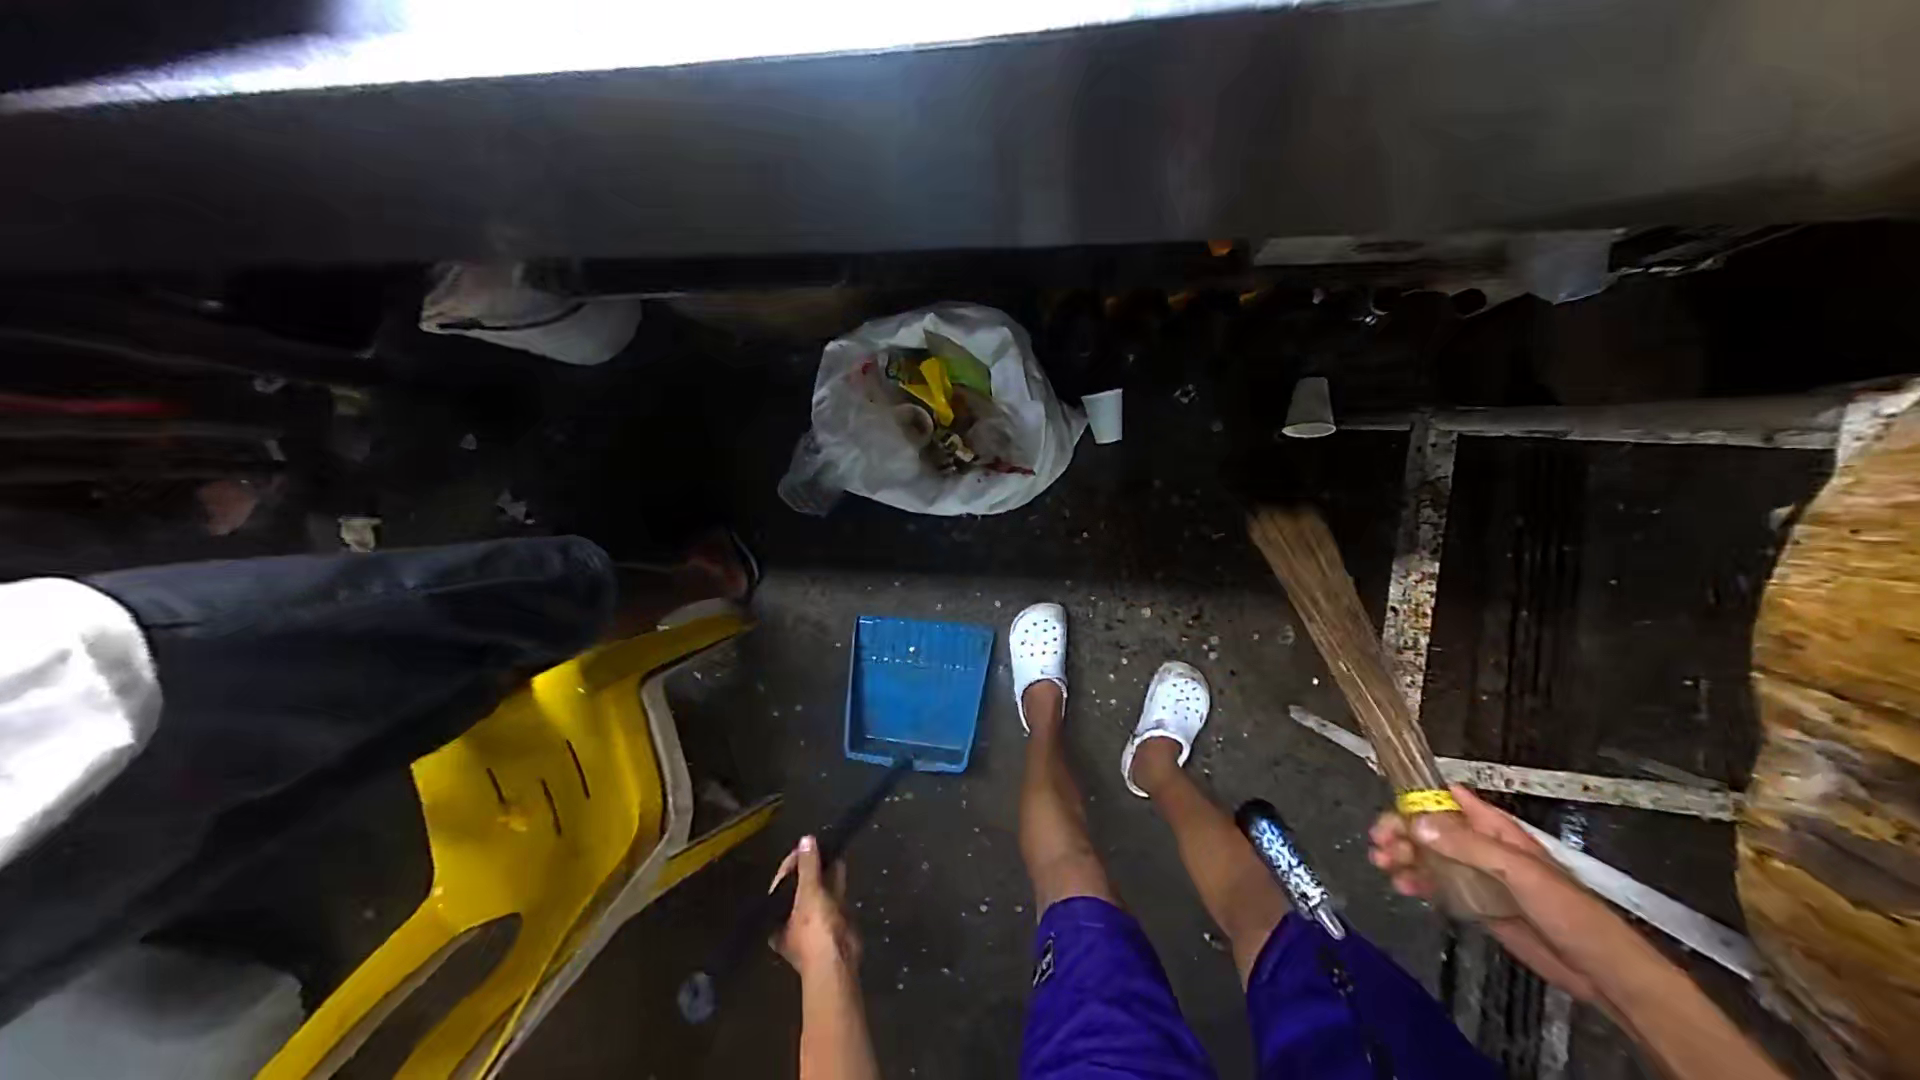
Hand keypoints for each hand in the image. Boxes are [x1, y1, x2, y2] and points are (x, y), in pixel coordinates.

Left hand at [770, 835, 859, 977]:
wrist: (838, 960)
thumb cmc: (815, 930)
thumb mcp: (809, 893)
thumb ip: (808, 866)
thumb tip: (806, 840)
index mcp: (776, 917)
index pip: (781, 883)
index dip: (792, 862)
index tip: (804, 844)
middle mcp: (791, 918)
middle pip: (799, 886)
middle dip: (808, 866)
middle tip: (817, 844)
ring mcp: (813, 920)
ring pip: (817, 889)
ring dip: (823, 870)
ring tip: (829, 848)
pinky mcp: (832, 920)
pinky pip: (831, 894)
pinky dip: (835, 879)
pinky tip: (840, 862)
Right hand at [1368, 784, 1620, 1003]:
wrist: (1600, 972)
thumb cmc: (1569, 912)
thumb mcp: (1518, 872)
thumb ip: (1467, 845)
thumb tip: (1416, 822)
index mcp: (1495, 830)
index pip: (1448, 800)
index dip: (1416, 798)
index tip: (1389, 805)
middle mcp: (1481, 847)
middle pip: (1429, 828)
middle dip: (1401, 830)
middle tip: (1379, 841)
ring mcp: (1477, 875)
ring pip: (1428, 855)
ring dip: (1402, 855)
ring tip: (1383, 863)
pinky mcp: (1474, 902)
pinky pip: (1436, 884)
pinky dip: (1415, 881)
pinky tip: (1402, 885)